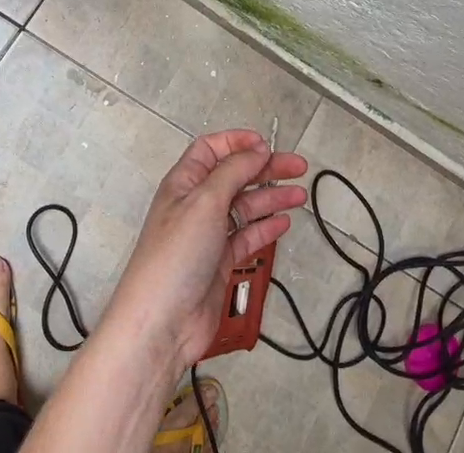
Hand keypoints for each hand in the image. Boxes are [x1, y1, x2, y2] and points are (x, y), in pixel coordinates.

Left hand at [97, 130, 306, 373]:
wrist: (163, 321)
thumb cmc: (177, 254)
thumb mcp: (205, 201)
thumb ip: (234, 171)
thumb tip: (257, 149)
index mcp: (184, 183)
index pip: (210, 149)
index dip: (237, 142)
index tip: (267, 144)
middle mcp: (196, 205)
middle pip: (235, 176)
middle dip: (265, 169)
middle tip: (299, 167)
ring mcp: (208, 235)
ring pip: (245, 207)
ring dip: (272, 199)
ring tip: (300, 196)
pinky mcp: (219, 262)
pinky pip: (246, 237)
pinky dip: (265, 228)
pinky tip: (284, 223)